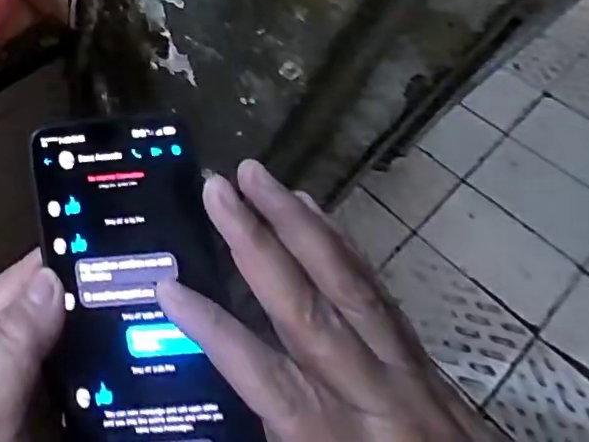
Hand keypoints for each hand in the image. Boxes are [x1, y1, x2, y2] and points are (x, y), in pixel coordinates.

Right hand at [157, 160, 501, 441]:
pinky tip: (311, 205)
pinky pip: (373, 284)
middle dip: (255, 241)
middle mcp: (371, 394)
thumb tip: (224, 391)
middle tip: (216, 186)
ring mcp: (402, 366)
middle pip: (305, 307)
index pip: (264, 375)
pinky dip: (338, 238)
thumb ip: (274, 436)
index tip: (169, 286)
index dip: (213, 329)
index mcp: (335, 440)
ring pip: (344, 280)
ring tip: (256, 175)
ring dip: (294, 220)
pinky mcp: (419, 352)